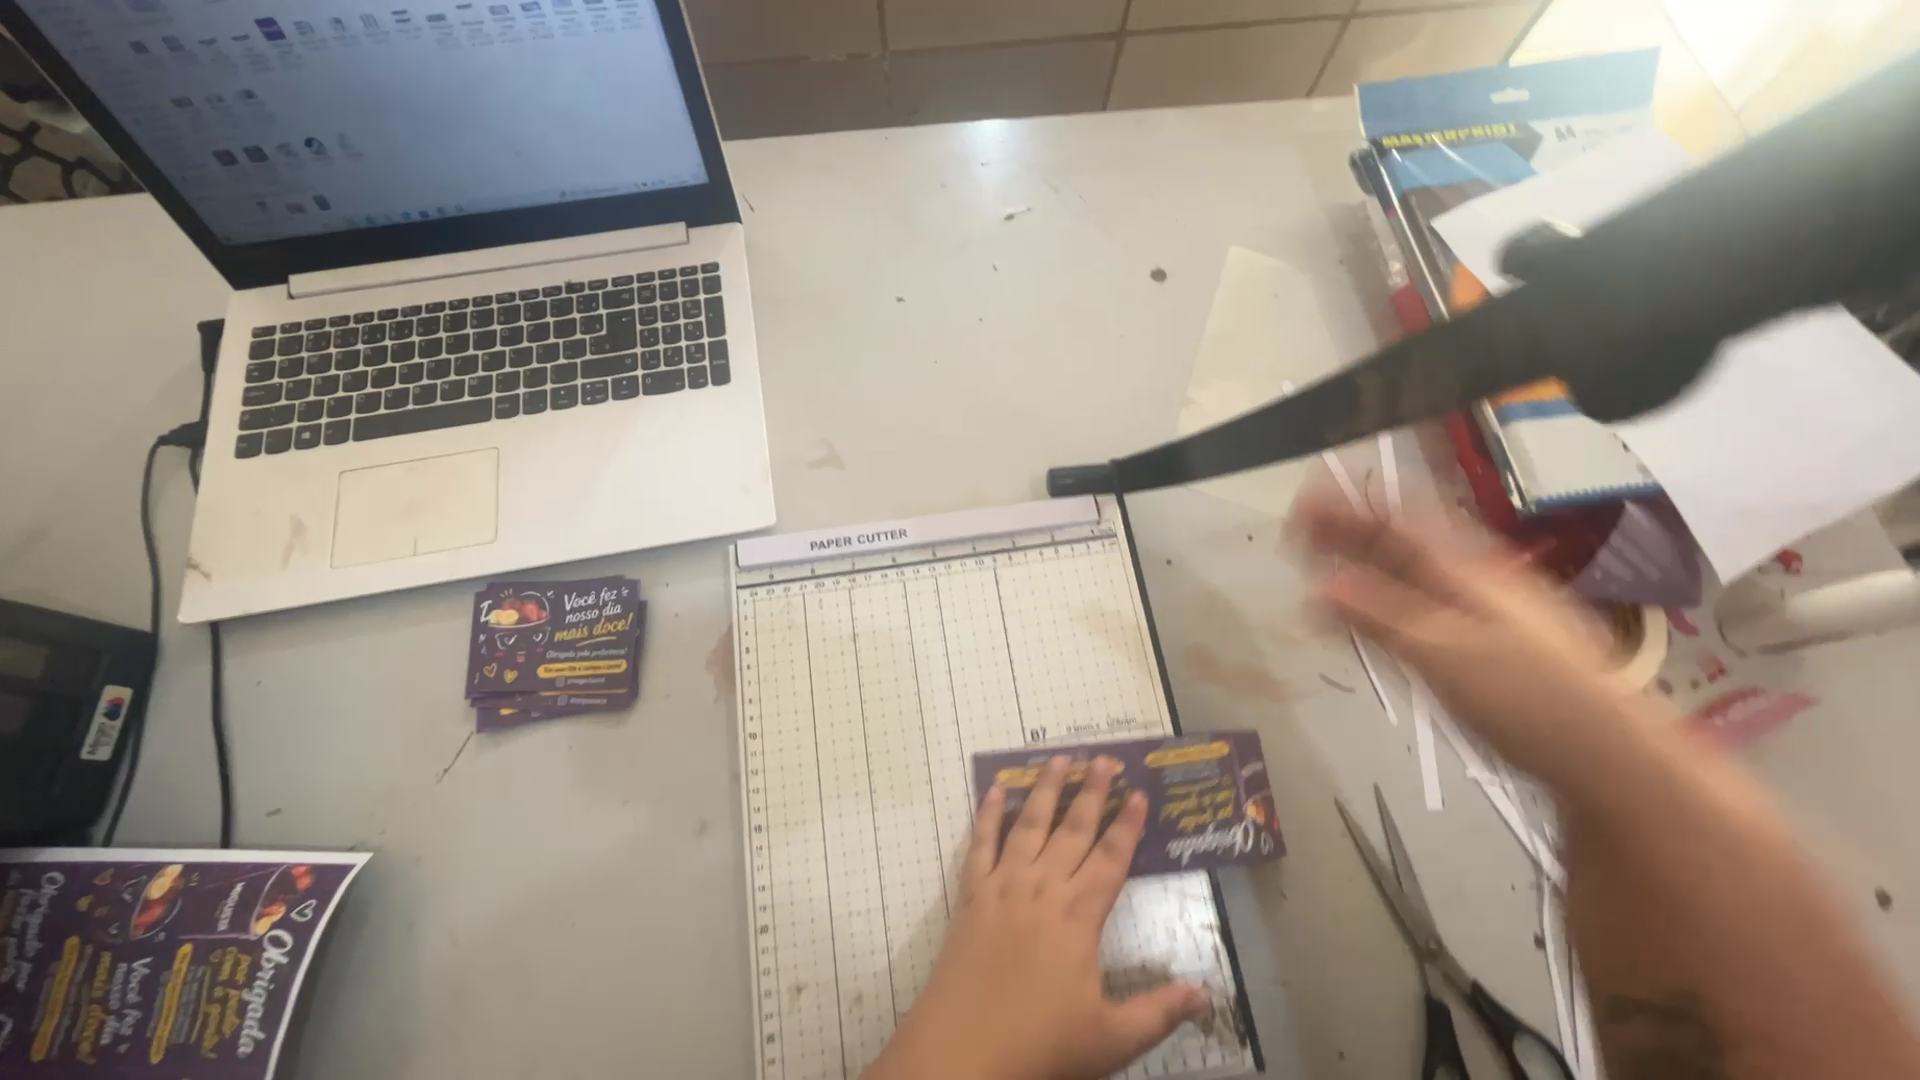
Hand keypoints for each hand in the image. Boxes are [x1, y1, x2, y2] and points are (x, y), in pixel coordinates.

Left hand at [864, 755, 1209, 1079]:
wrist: (963, 1051)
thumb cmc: (1040, 1044)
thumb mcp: (1111, 1037)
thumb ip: (1159, 1011)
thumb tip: (1205, 995)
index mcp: (1079, 916)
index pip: (1111, 859)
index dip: (1128, 825)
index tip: (1139, 792)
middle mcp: (1043, 889)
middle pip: (1073, 830)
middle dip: (1091, 792)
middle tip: (1103, 759)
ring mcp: (1003, 887)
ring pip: (1029, 826)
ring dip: (1045, 790)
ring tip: (1058, 759)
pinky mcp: (971, 895)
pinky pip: (980, 844)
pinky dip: (988, 814)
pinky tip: (995, 789)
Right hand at [1288, 489, 1649, 788]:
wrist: (1610, 755)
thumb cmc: (1529, 699)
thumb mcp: (1445, 655)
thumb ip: (1381, 618)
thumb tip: (1320, 587)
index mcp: (1464, 573)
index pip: (1395, 524)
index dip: (1346, 510)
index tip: (1302, 507)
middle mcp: (1475, 582)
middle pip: (1403, 544)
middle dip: (1350, 533)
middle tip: (1302, 534)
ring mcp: (1486, 613)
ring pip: (1415, 574)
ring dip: (1367, 564)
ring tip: (1326, 568)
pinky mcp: (1489, 645)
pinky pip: (1425, 604)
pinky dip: (1388, 599)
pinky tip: (1377, 615)